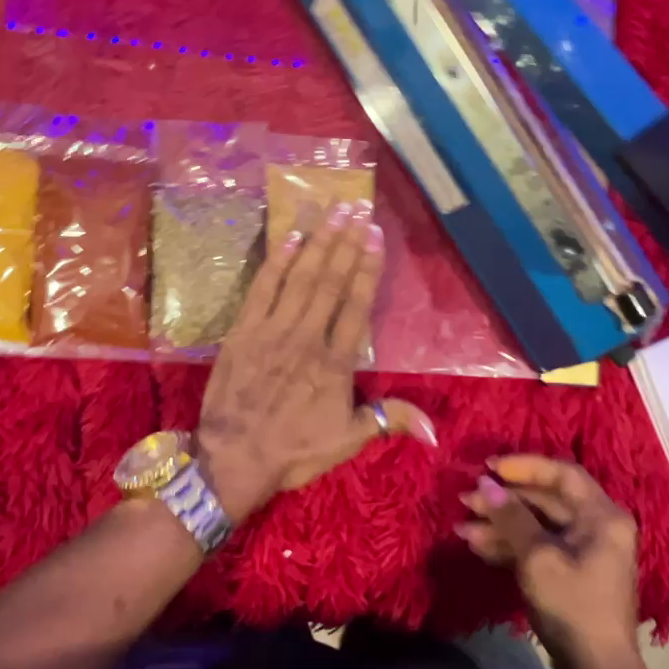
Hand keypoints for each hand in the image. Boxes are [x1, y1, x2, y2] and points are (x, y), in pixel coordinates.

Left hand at [195, 200, 434, 519]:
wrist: (234, 460)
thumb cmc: (294, 451)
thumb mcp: (347, 441)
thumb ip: (387, 421)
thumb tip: (434, 428)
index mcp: (336, 363)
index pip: (357, 304)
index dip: (368, 267)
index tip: (375, 235)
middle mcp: (307, 337)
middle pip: (330, 281)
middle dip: (345, 242)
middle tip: (356, 207)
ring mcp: (272, 331)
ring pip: (300, 278)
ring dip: (317, 242)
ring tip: (331, 211)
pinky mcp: (242, 332)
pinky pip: (262, 289)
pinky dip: (276, 262)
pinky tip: (289, 237)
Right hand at [457, 456, 640, 668]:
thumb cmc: (574, 606)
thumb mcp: (538, 558)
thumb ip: (511, 517)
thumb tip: (485, 484)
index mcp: (602, 516)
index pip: (563, 474)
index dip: (525, 466)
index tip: (489, 467)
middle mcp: (597, 527)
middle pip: (546, 500)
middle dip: (504, 499)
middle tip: (466, 498)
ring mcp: (583, 552)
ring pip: (537, 525)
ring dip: (500, 524)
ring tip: (462, 526)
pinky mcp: (570, 574)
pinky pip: (537, 548)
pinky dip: (509, 545)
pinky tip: (476, 544)